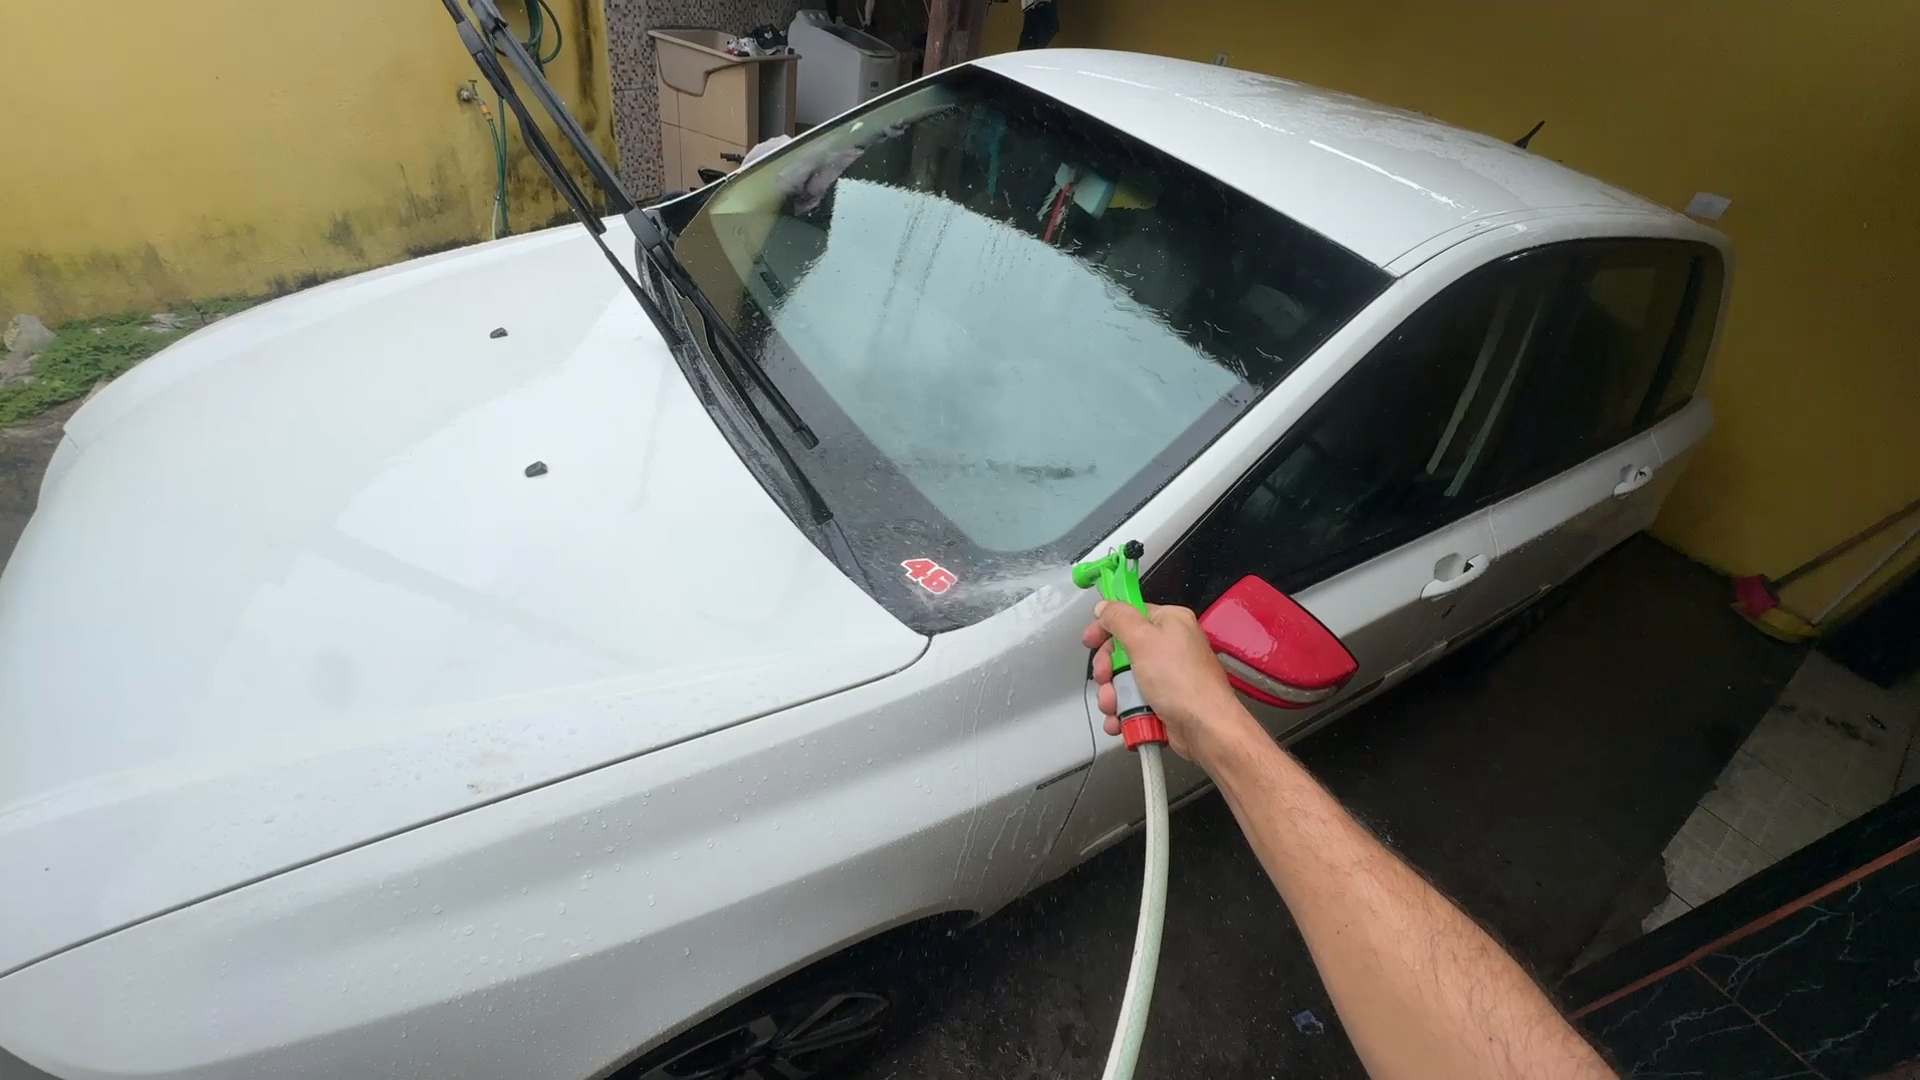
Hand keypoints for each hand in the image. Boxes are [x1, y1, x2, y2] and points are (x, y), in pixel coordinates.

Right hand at [1082, 600, 1259, 767]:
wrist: (1206, 729)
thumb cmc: (1181, 681)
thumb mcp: (1143, 640)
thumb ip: (1118, 618)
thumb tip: (1104, 606)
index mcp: (1170, 621)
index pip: (1129, 615)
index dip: (1106, 628)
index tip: (1090, 641)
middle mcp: (1170, 645)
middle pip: (1122, 649)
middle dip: (1107, 669)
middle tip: (1104, 679)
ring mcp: (1166, 675)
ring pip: (1124, 679)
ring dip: (1112, 695)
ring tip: (1113, 707)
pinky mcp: (1163, 700)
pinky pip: (1133, 700)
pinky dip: (1122, 711)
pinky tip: (1118, 721)